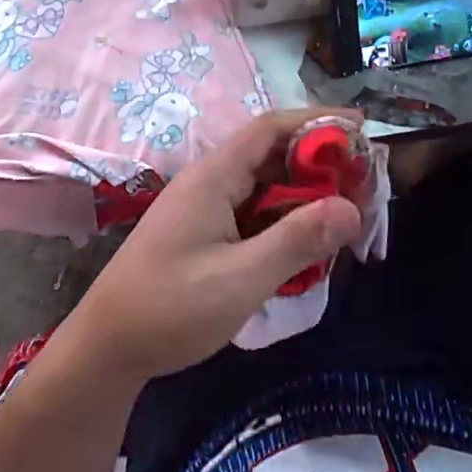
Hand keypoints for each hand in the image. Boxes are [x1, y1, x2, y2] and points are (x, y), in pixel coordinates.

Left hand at [55, 110, 365, 383]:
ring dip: (306, 195)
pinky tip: (308, 243)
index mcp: (214, 177)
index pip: (271, 129)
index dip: (317, 122)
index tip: (362, 128)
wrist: (106, 350)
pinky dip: (286, 220)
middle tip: (365, 185)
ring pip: (266, 187)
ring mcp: (206, 209)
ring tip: (347, 213)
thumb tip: (352, 209)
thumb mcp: (241, 278)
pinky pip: (255, 214)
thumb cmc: (170, 309)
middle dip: (321, 164)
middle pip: (273, 156)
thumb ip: (297, 241)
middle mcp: (210, 183)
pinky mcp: (205, 234)